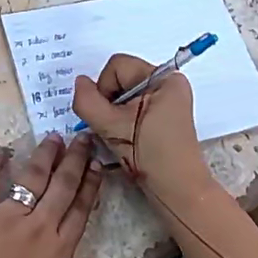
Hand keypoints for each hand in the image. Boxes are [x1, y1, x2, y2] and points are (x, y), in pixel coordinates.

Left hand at [0, 136, 127, 257]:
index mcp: (59, 251)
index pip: (81, 209)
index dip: (91, 185)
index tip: (98, 164)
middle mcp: (36, 226)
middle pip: (61, 186)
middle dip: (75, 159)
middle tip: (83, 136)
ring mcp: (5, 216)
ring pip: (31, 177)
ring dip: (44, 156)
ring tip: (53, 137)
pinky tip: (0, 153)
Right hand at [72, 54, 210, 203]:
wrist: (177, 190)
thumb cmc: (151, 155)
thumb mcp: (112, 127)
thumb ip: (88, 101)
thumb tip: (79, 83)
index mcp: (163, 78)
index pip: (117, 66)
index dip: (103, 89)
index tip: (107, 117)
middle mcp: (168, 83)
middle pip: (120, 79)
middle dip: (108, 103)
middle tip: (112, 129)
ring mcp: (166, 100)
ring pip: (124, 95)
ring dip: (113, 114)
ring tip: (120, 137)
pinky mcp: (162, 116)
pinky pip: (132, 107)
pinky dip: (122, 120)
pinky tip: (126, 139)